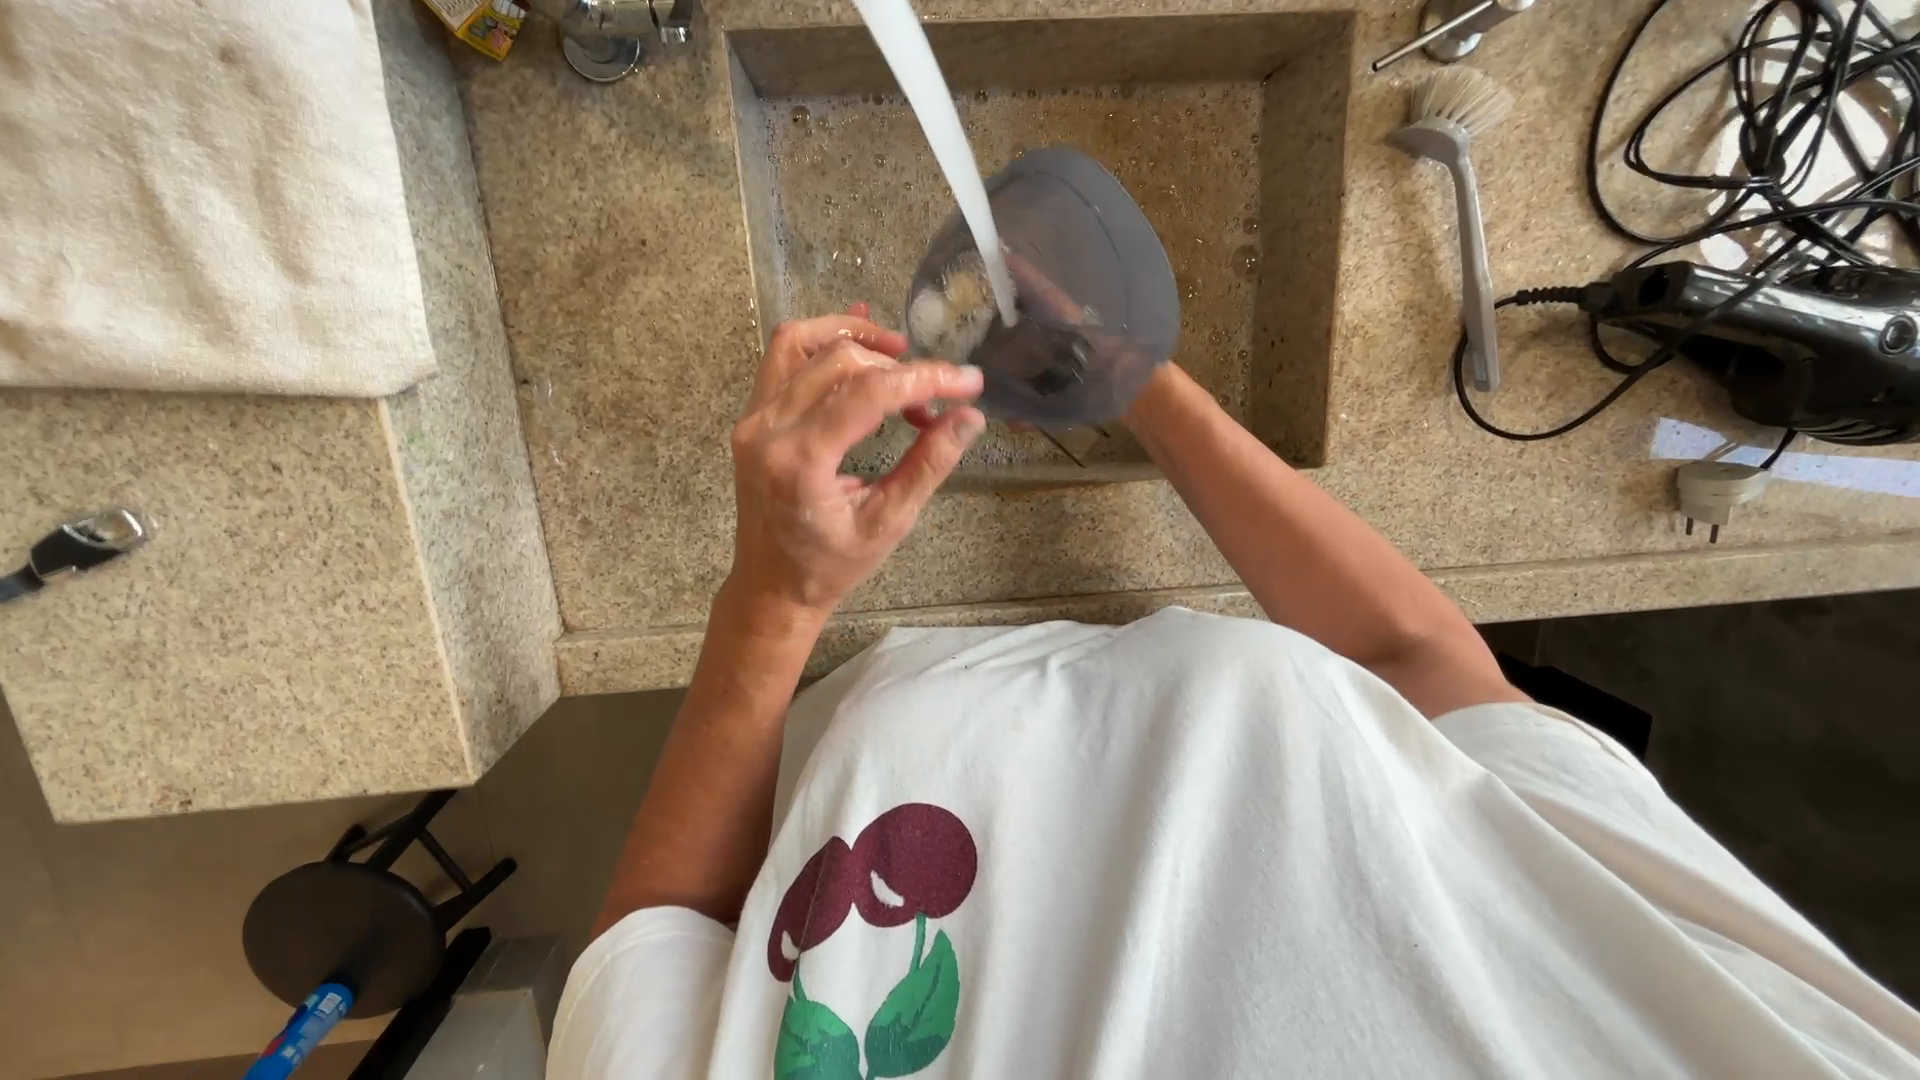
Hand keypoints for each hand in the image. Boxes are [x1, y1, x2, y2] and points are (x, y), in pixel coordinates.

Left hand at [727, 305, 985, 620]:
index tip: (969, 382)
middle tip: (934, 403)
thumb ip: (928, 465)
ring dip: (858, 340)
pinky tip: (860, 342)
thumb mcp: (888, 523)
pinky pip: (782, 357)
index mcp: (801, 461)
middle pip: (840, 361)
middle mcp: (768, 428)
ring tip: (900, 355)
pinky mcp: (752, 415)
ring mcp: (753, 418)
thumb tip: (970, 417)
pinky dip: (823, 340)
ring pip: (804, 344)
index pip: (869, 393)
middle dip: (899, 371)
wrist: (771, 587)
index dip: (925, 379)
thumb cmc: (830, 566)